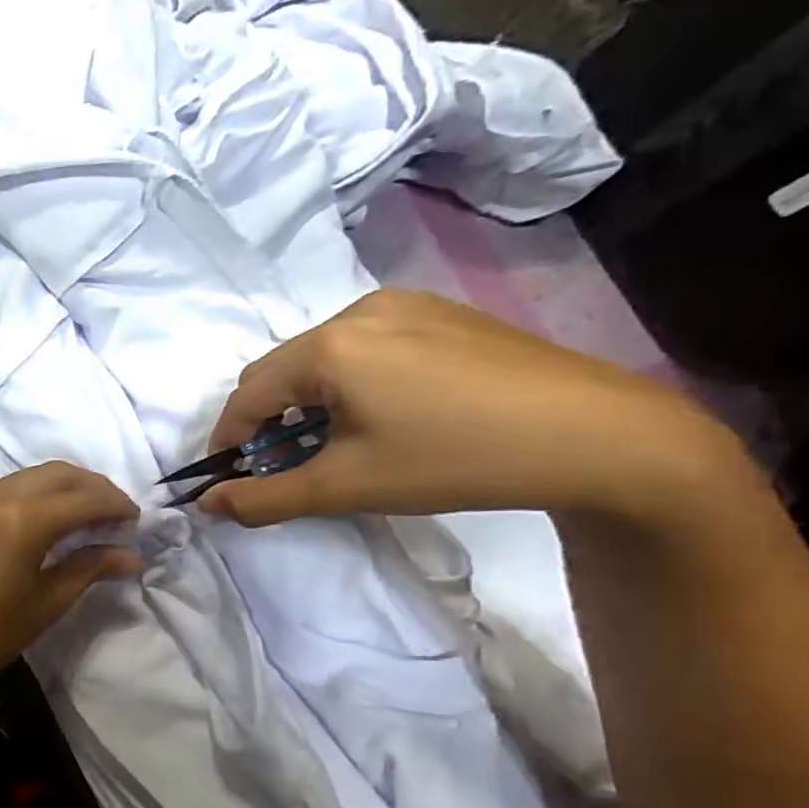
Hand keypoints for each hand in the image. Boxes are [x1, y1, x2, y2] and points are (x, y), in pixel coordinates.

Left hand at [0, 461, 141, 696]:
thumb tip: (132, 555)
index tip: (138, 521)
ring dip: (68, 487)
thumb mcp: (48, 602)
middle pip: (60, 474)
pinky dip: (40, 493)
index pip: (83, 499)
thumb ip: (91, 567)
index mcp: (21, 520)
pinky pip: (12, 485)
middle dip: (95, 488)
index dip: (115, 506)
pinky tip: (56, 515)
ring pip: (35, 475)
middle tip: (119, 514)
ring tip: (93, 514)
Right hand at [201, 290, 751, 527]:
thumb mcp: (348, 487)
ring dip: (306, 398)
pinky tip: (382, 412)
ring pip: (321, 355)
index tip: (231, 478)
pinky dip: (346, 379)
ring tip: (335, 440)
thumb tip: (209, 502)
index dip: (229, 440)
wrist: (599, 435)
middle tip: (284, 465)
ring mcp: (405, 305)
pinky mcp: (440, 312)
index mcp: (329, 346)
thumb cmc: (455, 460)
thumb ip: (266, 497)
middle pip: (280, 369)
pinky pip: (364, 344)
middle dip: (266, 419)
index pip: (247, 395)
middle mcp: (358, 310)